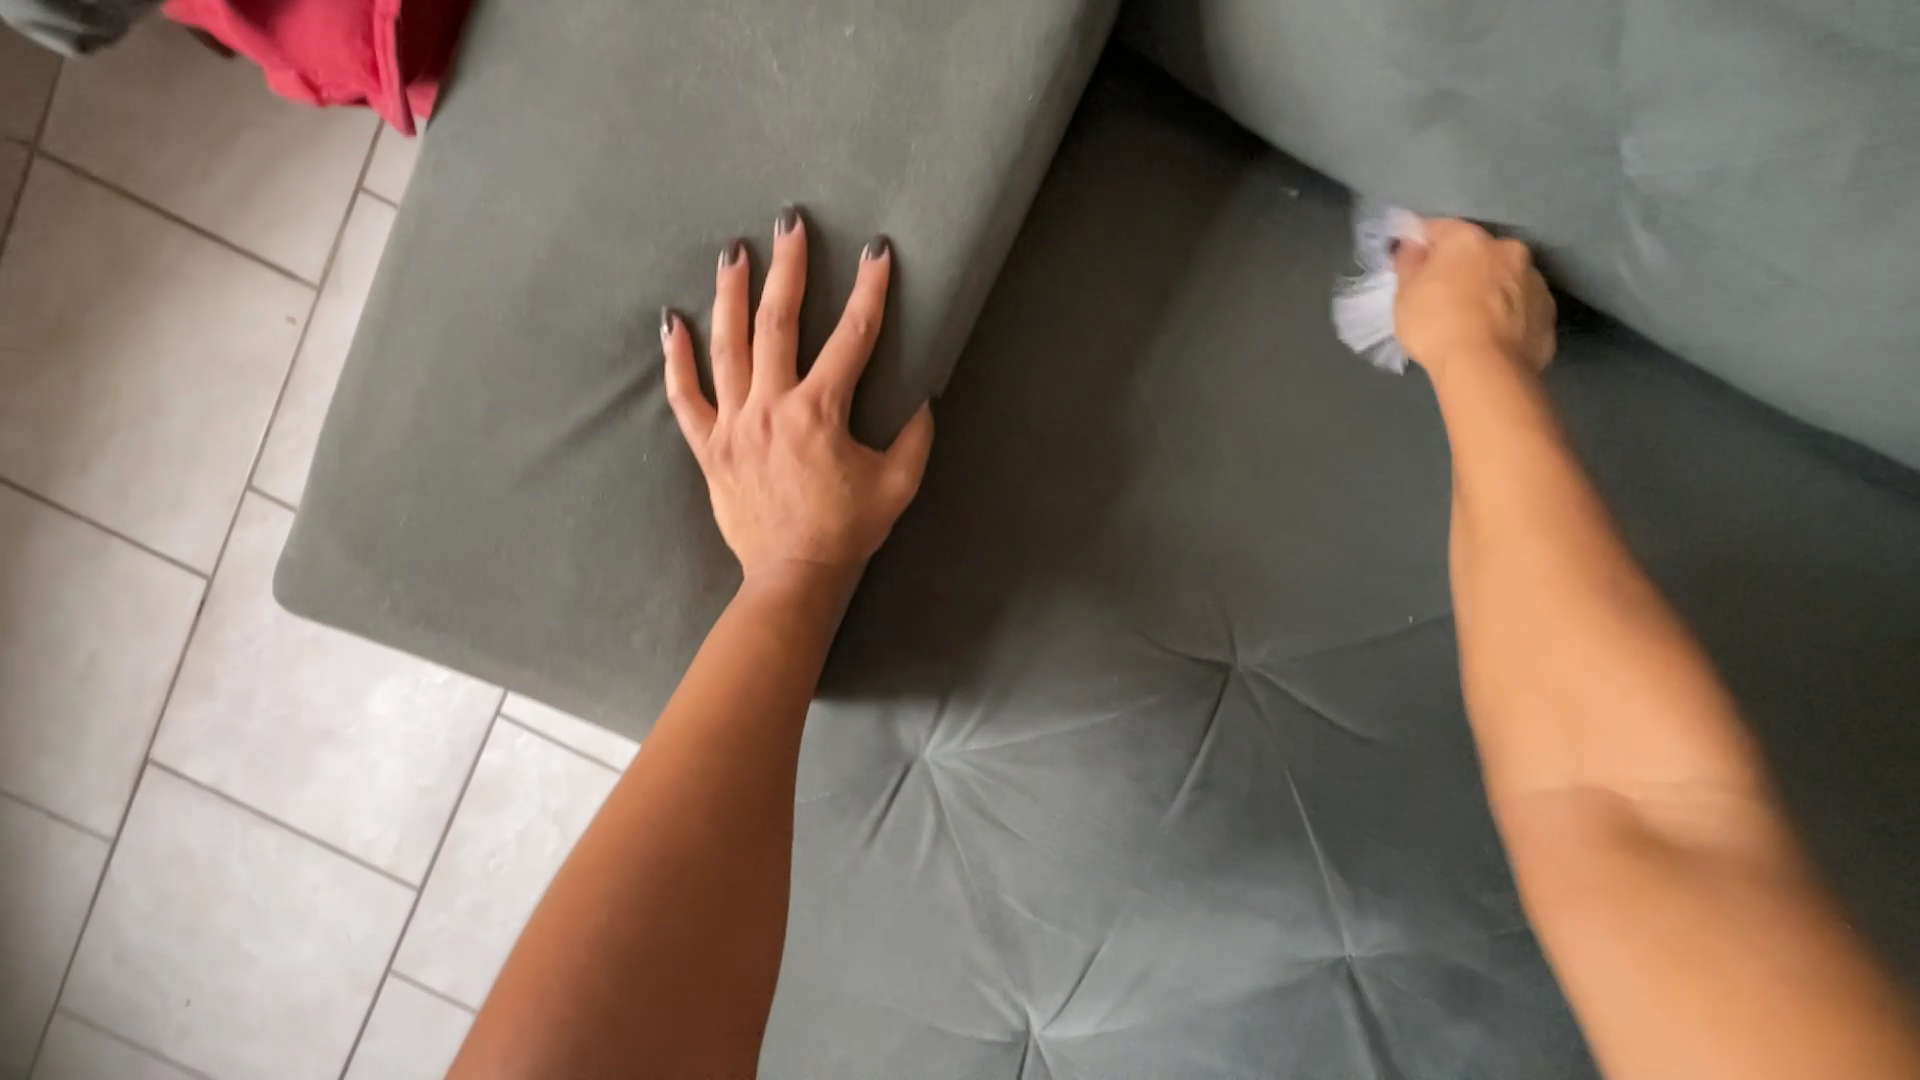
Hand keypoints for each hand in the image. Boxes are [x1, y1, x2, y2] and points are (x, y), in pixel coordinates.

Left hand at [661, 209, 934, 593]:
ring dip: (731, 296)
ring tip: (733, 254)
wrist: (794, 574)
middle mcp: (772, 408)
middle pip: (778, 324)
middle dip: (789, 269)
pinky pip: (686, 397)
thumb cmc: (849, 530)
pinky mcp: (709, 447)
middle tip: (790, 224)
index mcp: (820, 413)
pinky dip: (676, 360)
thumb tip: (923, 398)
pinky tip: (671, 322)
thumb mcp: (898, 485)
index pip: (852, 337)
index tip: (877, 252)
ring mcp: (734, 425)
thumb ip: (915, 437)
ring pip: (728, 347)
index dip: (870, 291)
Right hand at [1394, 218, 1556, 381]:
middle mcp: (1508, 248)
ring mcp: (1534, 278)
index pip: (1438, 227)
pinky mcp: (1548, 310)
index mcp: (1468, 240)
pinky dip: (1507, 312)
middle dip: (1461, 266)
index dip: (1420, 242)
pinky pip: (1521, 304)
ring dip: (1488, 288)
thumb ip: (1409, 265)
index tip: (1409, 258)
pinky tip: (1492, 334)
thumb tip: (1411, 245)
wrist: (1485, 367)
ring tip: (1471, 318)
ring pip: (1504, 276)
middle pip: (1478, 251)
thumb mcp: (1404, 296)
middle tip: (1442, 294)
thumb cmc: (1436, 325)